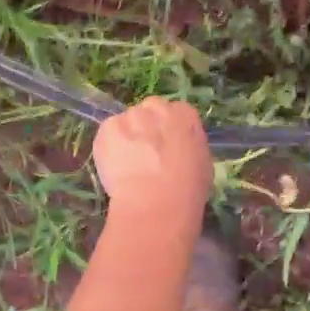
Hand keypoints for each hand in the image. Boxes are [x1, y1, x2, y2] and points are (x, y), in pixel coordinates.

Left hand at [92, 98, 209, 212]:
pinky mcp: (107, 129)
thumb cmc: (187, 190)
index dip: (168, 132)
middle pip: (148, 111)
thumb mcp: (202, 164)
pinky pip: (107, 135)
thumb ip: (188, 147)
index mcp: (185, 114)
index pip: (176, 112)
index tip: (166, 149)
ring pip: (126, 124)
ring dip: (126, 139)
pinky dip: (109, 149)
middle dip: (146, 129)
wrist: (156, 203)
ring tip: (128, 167)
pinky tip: (116, 169)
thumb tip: (178, 150)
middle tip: (146, 156)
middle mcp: (157, 108)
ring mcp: (130, 117)